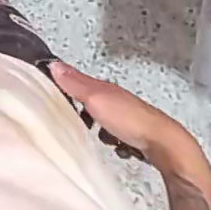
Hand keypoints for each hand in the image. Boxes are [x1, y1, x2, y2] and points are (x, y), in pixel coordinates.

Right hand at [48, 61, 196, 167]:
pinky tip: (107, 143)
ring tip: (84, 131)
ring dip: (91, 121)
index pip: (76, 78)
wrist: (164, 145)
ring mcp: (126, 116)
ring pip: (99, 114)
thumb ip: (74, 83)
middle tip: (62, 113)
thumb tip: (54, 64)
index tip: (45, 87)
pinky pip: (112, 131)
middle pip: (87, 97)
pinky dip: (107, 136)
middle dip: (75, 104)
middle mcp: (115, 98)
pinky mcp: (134, 133)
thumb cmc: (129, 120)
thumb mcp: (95, 99)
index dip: (60, 81)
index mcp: (104, 87)